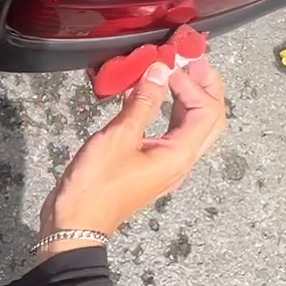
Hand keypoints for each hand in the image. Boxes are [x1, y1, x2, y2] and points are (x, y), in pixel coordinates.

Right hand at [37, 58, 226, 261]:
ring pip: (193, 128)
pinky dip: (170, 115)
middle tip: (191, 60)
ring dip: (188, 99)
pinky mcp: (151, 170)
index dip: (193, 81)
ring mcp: (167, 168)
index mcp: (179, 155)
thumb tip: (159, 71)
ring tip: (174, 75)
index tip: (169, 64)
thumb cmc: (95, 185)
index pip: (206, 109)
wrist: (76, 224)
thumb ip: (143, 102)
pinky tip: (151, 102)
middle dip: (205, 86)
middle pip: (210, 119)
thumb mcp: (118, 138)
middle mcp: (181, 162)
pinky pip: (172, 137)